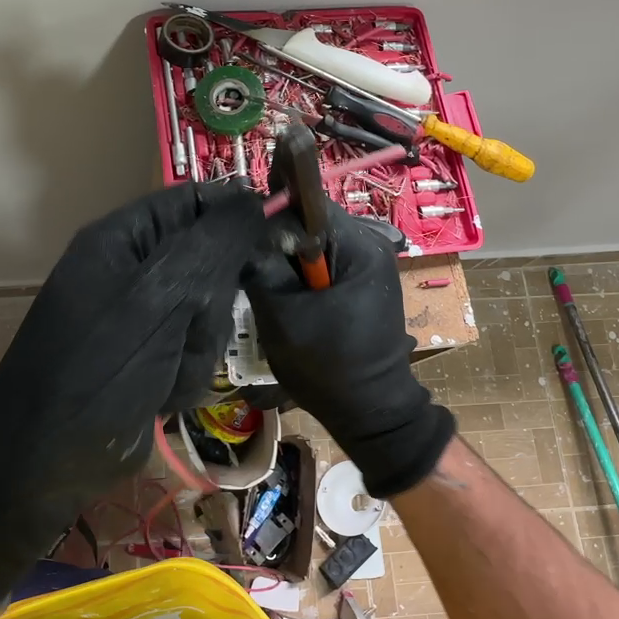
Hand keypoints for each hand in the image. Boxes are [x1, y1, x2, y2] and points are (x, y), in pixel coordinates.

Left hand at [0, 183, 264, 603]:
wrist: (44, 461)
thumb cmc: (99, 368)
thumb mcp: (161, 296)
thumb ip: (214, 244)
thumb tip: (257, 201)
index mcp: (122, 238)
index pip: (194, 202)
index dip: (237, 215)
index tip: (279, 239)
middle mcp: (131, 271)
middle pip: (210, 261)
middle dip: (212, 303)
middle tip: (195, 327)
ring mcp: (139, 319)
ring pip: (209, 313)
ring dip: (199, 347)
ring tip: (169, 372)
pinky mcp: (148, 360)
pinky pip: (194, 353)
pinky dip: (187, 376)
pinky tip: (163, 396)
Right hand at [244, 201, 454, 498]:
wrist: (371, 412)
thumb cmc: (327, 366)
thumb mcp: (282, 316)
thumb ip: (263, 266)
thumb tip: (250, 231)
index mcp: (360, 247)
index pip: (308, 206)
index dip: (273, 216)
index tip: (247, 239)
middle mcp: (372, 246)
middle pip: (313, 223)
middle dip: (282, 242)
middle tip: (256, 268)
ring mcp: (372, 264)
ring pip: (317, 244)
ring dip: (292, 261)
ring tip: (274, 287)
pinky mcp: (366, 283)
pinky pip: (328, 262)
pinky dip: (307, 275)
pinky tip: (293, 298)